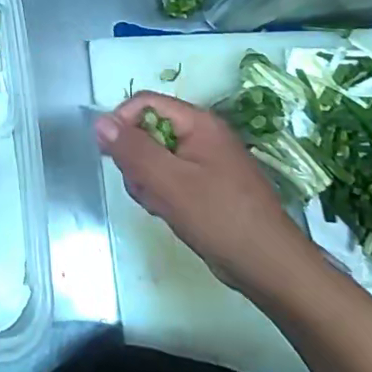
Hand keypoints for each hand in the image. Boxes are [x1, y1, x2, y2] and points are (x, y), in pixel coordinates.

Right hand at [96, 91, 319, 294]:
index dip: (121, 124)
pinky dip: (162, 193)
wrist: (271, 267)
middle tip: (145, 187)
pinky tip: (169, 213)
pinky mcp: (207, 184)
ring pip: (154, 157)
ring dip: (147, 180)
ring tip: (161, 205)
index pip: (143, 103)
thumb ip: (133, 149)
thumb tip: (100, 122)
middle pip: (147, 130)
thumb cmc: (220, 219)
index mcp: (198, 123)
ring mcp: (206, 160)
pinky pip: (169, 177)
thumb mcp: (169, 182)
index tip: (110, 155)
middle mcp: (203, 134)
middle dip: (136, 159)